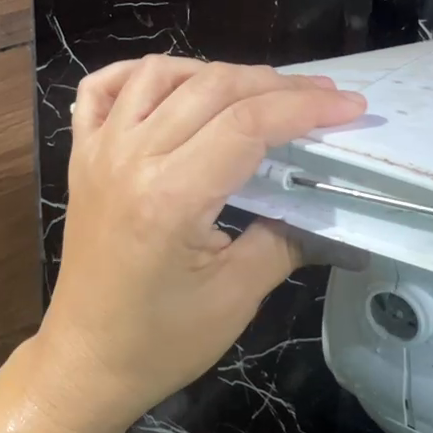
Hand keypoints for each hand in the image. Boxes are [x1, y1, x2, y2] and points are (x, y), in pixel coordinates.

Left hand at [27, 56, 366, 432]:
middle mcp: (131, 157)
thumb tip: (325, 204)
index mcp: (170, 195)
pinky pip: (100, 89)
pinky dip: (137, 74)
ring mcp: (100, 149)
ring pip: (160, 74)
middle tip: (321, 96)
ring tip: (255, 92)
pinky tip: (171, 84)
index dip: (303, 107)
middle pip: (212, 88)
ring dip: (214, 72)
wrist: (86, 360)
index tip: (350, 106)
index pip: (247, 123)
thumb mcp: (237, 297)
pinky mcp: (82, 154)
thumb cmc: (162, 339)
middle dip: (275, 84)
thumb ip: (284, 239)